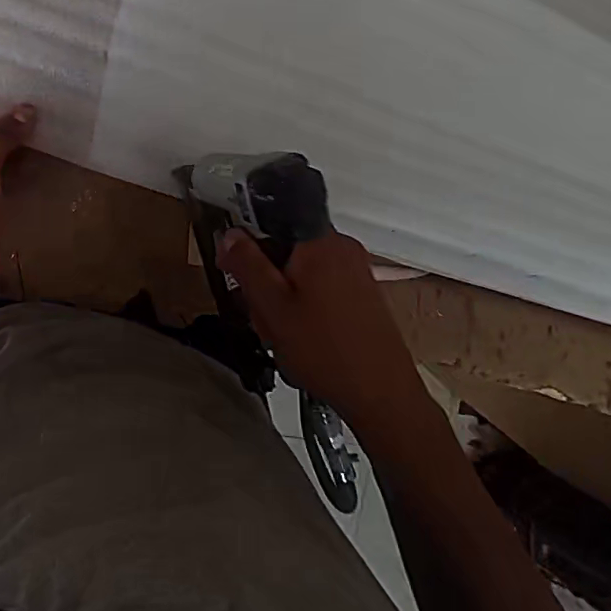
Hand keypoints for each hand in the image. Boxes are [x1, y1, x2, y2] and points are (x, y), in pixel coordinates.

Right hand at [216, 229, 422, 423]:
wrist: (380, 392)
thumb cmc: (325, 350)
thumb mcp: (272, 308)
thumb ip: (248, 265)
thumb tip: (230, 234)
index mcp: (320, 241)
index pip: (274, 218)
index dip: (246, 240)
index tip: (231, 265)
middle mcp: (342, 247)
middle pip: (287, 247)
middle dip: (265, 277)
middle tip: (257, 312)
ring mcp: (355, 270)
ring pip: (301, 271)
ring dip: (282, 297)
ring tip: (278, 333)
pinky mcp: (362, 293)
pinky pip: (321, 287)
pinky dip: (303, 306)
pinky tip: (299, 338)